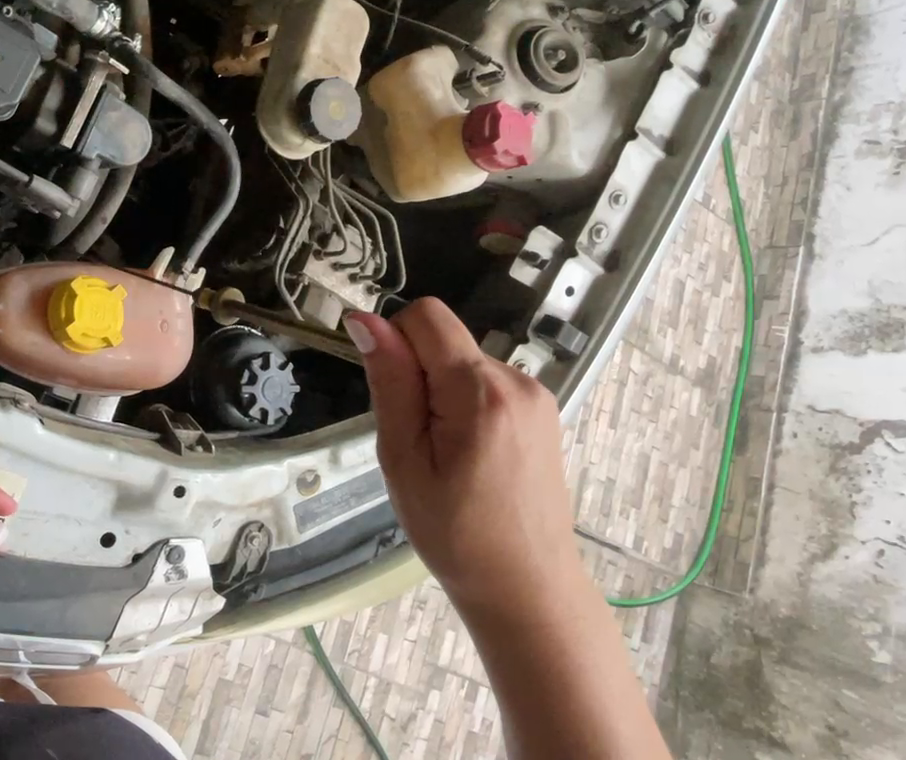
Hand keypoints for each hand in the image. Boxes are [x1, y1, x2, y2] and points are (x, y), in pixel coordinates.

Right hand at [345, 298, 583, 615]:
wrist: (526, 588)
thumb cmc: (452, 531)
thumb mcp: (402, 457)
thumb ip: (389, 381)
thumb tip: (364, 321)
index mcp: (480, 391)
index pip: (426, 316)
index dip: (393, 341)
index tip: (390, 393)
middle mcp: (517, 380)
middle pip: (443, 338)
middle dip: (416, 372)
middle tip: (415, 437)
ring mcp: (536, 395)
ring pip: (461, 360)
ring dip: (438, 389)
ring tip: (441, 451)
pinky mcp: (541, 411)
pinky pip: (484, 381)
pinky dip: (462, 402)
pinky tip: (466, 451)